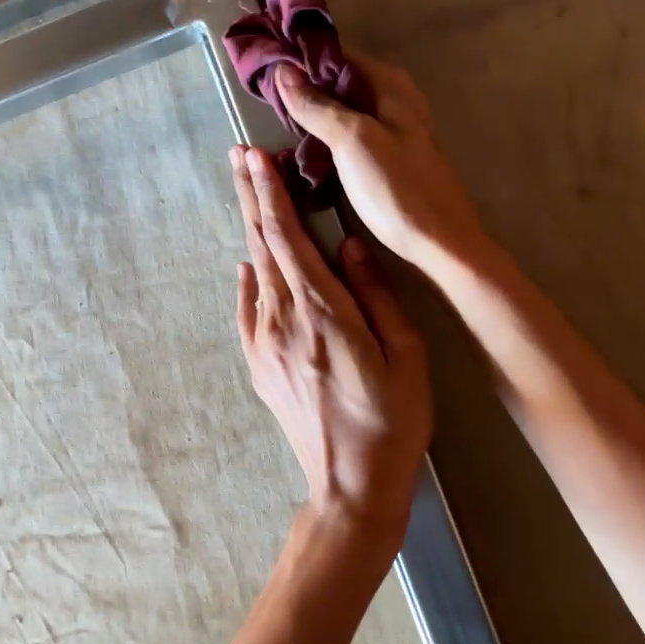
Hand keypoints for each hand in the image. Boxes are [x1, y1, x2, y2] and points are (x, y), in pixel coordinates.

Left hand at [230, 145, 431, 532]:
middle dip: (251, 195)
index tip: (257, 156)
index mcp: (324, 313)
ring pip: (254, 272)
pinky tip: (246, 263)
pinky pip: (247, 311)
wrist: (352, 488)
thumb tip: (352, 244)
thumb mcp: (406, 354)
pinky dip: (246, 279)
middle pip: (261, 245)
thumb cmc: (394, 420)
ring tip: (244, 190)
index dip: (271, 193)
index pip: (288, 238)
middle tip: (238, 155)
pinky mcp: (259, 367)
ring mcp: (265, 346)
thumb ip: (377, 295)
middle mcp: (285, 322)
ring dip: (248, 227)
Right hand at [272, 59, 490, 273]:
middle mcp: (395, 99)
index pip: (338, 53)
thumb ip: (318, 105)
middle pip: (340, 80)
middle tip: (261, 97)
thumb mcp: (352, 140)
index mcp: (390, 85)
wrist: (441, 242)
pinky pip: (351, 136)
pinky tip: (304, 152)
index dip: (301, 56)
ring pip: (344, 109)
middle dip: (303, 86)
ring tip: (273, 123)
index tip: (262, 63)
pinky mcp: (390, 157)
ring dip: (313, 115)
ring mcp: (394, 129)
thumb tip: (284, 70)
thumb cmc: (398, 188)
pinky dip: (328, 139)